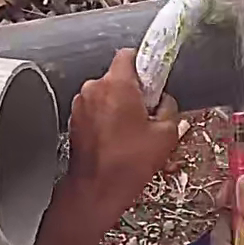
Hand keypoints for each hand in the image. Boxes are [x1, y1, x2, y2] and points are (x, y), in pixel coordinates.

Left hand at [61, 50, 181, 225]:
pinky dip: (105, 117)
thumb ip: (170, 109)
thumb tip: (165, 102)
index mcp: (117, 85)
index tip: (153, 79)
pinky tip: (116, 138)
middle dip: (132, 90)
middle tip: (146, 113)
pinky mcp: (74, 119)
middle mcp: (94, 88)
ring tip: (131, 130)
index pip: (129, 54)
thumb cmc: (129, 163)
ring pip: (105, 93)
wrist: (96, 190)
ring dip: (118, 104)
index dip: (143, 64)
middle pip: (117, 76)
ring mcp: (80, 104)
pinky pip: (95, 108)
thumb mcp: (166, 135)